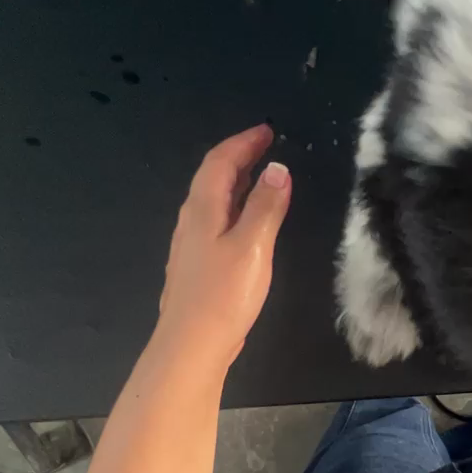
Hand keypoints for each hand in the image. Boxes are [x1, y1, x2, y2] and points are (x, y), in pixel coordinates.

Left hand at [154, 125, 291, 370]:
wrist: (194, 342)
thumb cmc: (224, 293)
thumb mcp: (253, 246)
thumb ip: (266, 207)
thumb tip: (278, 169)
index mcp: (204, 210)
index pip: (220, 163)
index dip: (243, 143)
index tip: (267, 131)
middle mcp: (193, 220)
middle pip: (214, 178)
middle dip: (240, 158)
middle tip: (267, 147)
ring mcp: (193, 243)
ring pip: (215, 199)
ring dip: (238, 182)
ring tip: (263, 176)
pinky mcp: (200, 263)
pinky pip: (218, 219)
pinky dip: (236, 206)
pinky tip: (249, 219)